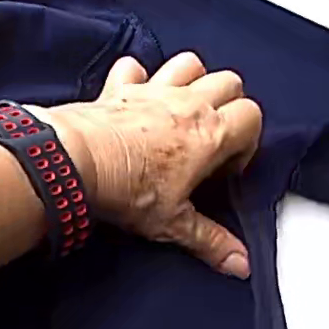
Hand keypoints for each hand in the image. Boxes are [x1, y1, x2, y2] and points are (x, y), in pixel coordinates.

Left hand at [41, 51, 261, 277]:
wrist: (76, 163)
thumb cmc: (125, 190)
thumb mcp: (171, 224)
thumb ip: (209, 241)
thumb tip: (239, 264)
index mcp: (210, 133)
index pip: (252, 118)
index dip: (246, 142)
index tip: (225, 169)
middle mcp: (187, 103)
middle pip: (229, 83)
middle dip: (228, 105)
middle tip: (210, 139)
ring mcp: (152, 91)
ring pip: (190, 64)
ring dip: (192, 79)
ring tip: (182, 110)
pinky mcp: (119, 89)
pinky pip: (135, 67)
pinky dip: (137, 76)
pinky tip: (134, 94)